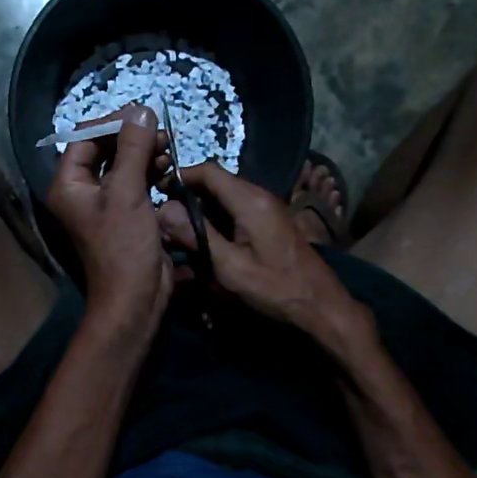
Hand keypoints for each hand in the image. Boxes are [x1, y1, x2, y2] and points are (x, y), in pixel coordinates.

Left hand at [46, 106, 172, 330]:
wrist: (135, 298)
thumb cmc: (123, 247)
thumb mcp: (126, 193)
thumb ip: (132, 149)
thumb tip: (142, 110)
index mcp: (69, 185)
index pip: (84, 138)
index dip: (112, 122)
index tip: (142, 112)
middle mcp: (81, 192)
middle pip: (103, 149)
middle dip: (131, 136)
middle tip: (160, 130)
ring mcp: (104, 204)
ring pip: (121, 164)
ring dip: (143, 151)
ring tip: (167, 146)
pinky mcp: (125, 214)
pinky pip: (134, 182)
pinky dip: (149, 170)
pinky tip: (168, 164)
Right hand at [158, 161, 364, 336]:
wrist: (320, 306)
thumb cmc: (275, 287)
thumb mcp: (229, 266)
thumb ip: (196, 235)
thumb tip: (164, 209)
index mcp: (250, 200)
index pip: (208, 171)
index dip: (180, 176)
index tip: (156, 192)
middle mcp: (259, 196)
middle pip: (215, 184)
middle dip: (187, 198)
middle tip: (163, 220)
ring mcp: (266, 209)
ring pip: (223, 199)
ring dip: (200, 213)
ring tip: (177, 234)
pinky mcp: (268, 223)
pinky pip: (235, 212)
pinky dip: (216, 222)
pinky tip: (202, 243)